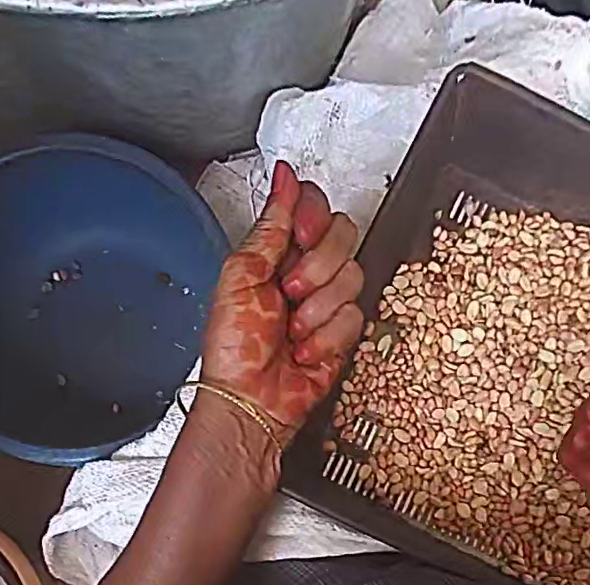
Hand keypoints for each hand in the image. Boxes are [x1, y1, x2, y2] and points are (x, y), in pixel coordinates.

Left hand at [200, 160, 364, 436]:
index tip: (299, 236)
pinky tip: (305, 349)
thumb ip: (269, 229)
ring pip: (352, 277)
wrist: (251, 399)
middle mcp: (307, 273)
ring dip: (317, 308)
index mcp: (277, 253)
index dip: (313, 215)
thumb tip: (282, 180)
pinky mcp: (343, 334)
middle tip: (291, 289)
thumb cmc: (235, 350)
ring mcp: (327, 303)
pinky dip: (326, 337)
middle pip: (343, 234)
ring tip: (292, 329)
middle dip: (317, 264)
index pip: (313, 207)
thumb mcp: (239, 277)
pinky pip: (354, 317)